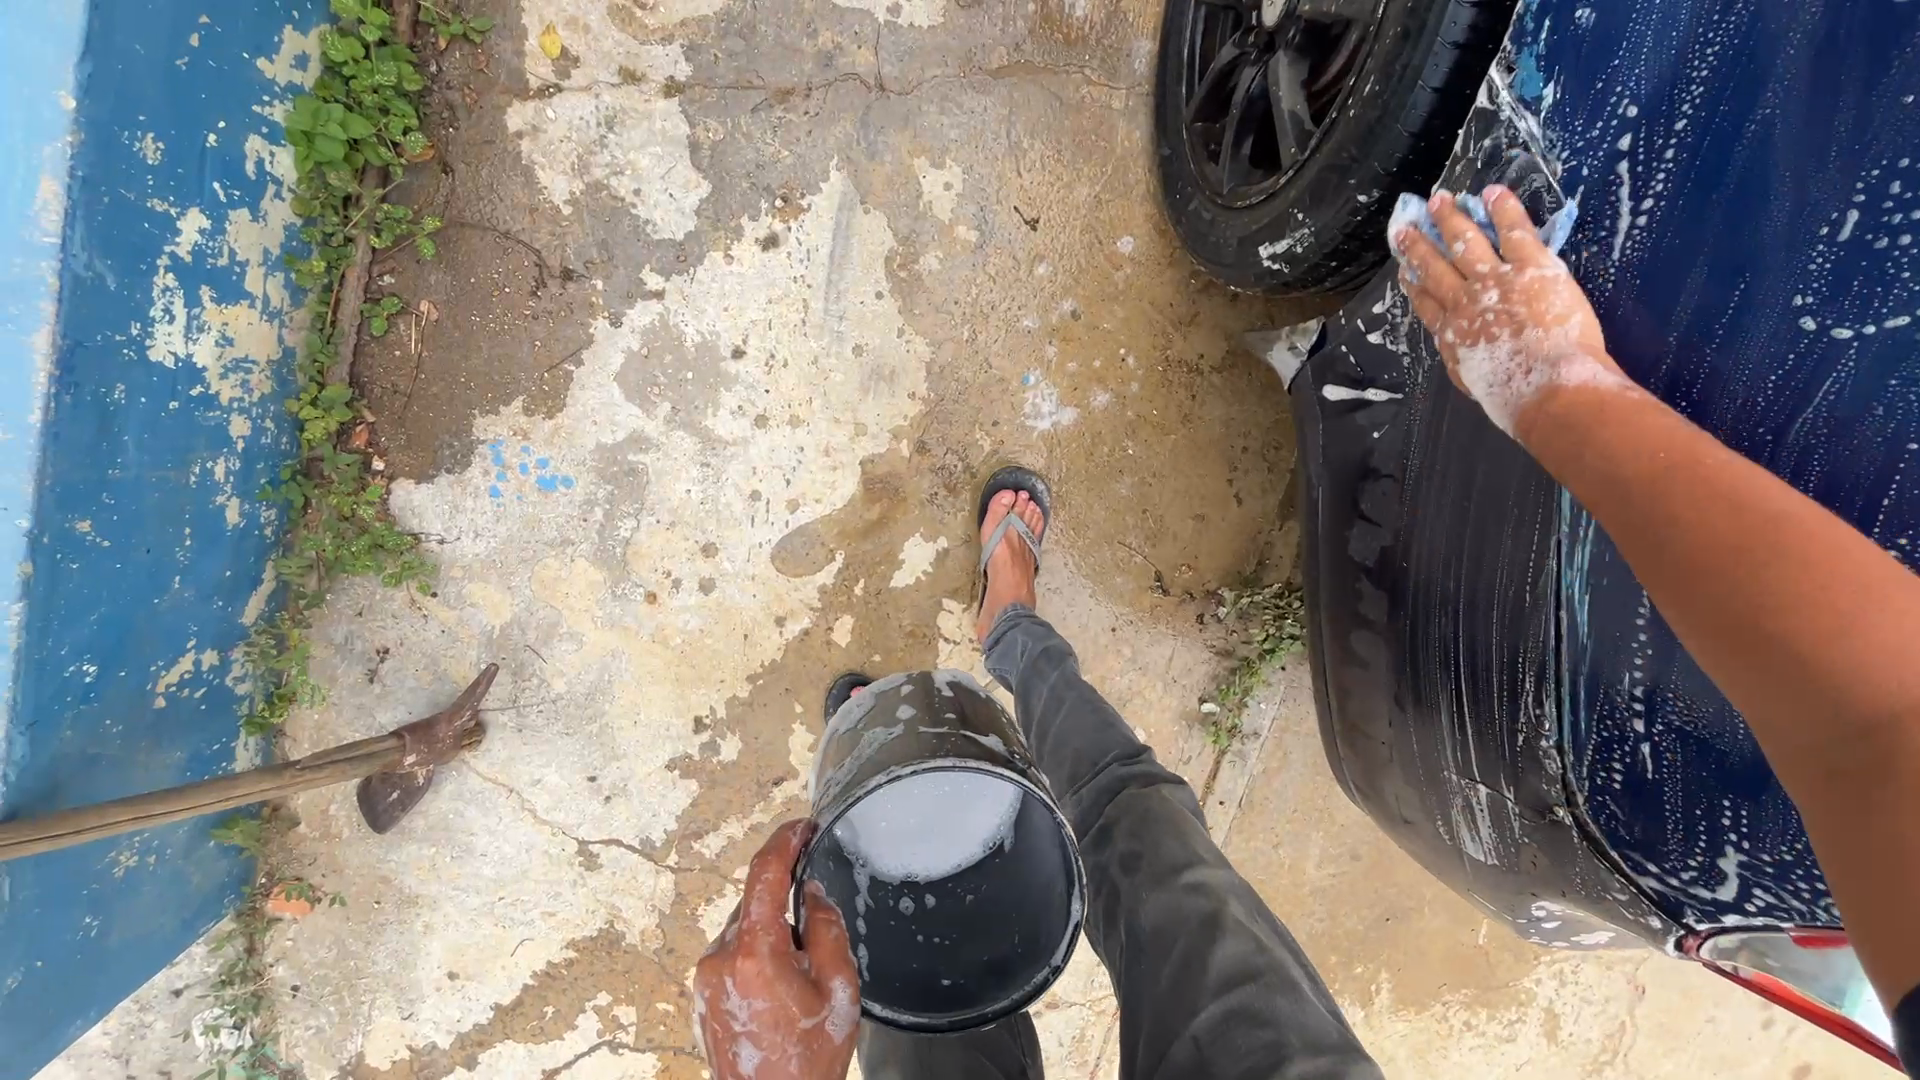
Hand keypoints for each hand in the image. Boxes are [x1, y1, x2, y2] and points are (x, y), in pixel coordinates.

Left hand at [693, 820, 860, 1079]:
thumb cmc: (808, 1057)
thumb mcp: (839, 988)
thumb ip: (827, 928)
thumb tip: (812, 892)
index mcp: (754, 951)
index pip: (764, 873)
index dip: (785, 840)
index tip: (804, 825)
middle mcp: (720, 957)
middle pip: (756, 900)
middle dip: (787, 899)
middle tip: (819, 926)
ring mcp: (706, 977)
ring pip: (745, 925)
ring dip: (773, 928)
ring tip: (801, 972)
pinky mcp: (703, 993)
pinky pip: (734, 950)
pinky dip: (759, 949)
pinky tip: (781, 984)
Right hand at [1393, 186, 1626, 435]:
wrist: (1543, 385)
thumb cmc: (1509, 392)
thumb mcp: (1470, 377)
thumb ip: (1461, 354)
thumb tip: (1457, 341)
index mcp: (1450, 333)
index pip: (1425, 302)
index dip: (1413, 284)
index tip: (1404, 271)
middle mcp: (1464, 302)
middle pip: (1435, 268)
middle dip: (1419, 246)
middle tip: (1405, 228)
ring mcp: (1495, 281)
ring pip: (1466, 243)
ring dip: (1450, 220)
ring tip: (1439, 200)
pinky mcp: (1530, 268)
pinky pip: (1514, 232)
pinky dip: (1501, 210)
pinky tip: (1491, 192)